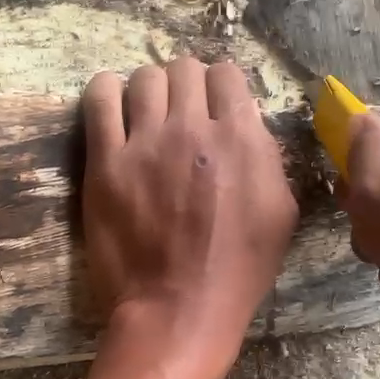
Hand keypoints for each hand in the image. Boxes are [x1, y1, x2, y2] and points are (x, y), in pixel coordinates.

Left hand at [81, 59, 297, 366]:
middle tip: (179, 113)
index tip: (212, 107)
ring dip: (148, 89)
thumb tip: (246, 129)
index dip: (219, 87)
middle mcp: (192, 130)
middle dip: (185, 85)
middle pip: (183, 69)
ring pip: (144, 79)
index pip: (226, 74)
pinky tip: (111, 102)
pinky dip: (105, 91)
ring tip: (146, 114)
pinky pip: (99, 100)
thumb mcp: (280, 213)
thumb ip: (266, 159)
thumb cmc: (237, 271)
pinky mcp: (105, 163)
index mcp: (240, 139)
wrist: (179, 309)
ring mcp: (145, 144)